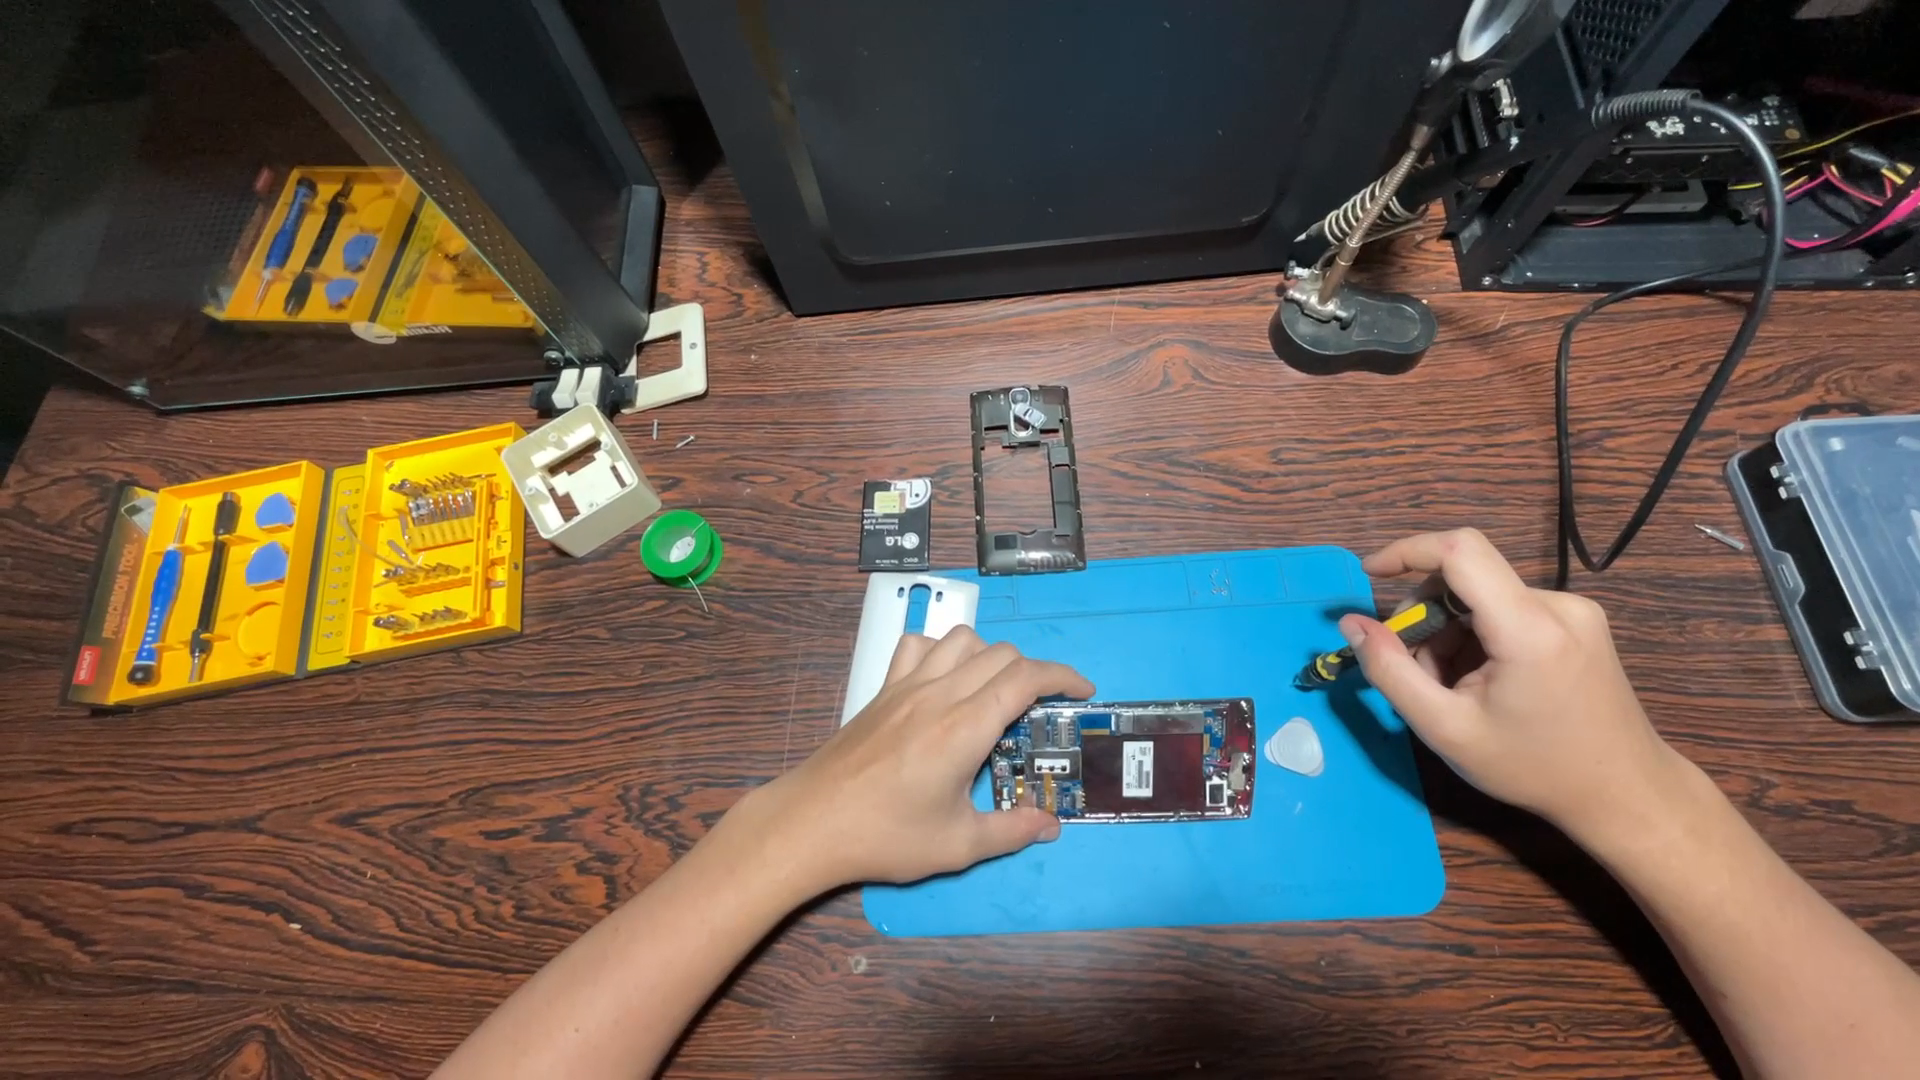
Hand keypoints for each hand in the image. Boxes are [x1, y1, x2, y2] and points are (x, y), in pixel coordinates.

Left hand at [729, 626, 1093, 892]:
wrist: (811, 823)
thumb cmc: (886, 835)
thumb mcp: (958, 844)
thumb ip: (1011, 831)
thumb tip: (1050, 824)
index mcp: (965, 727)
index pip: (1026, 679)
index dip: (1063, 677)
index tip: (1083, 691)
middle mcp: (940, 693)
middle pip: (1001, 653)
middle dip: (1034, 671)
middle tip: (1041, 708)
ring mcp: (906, 685)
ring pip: (960, 638)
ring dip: (989, 654)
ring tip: (995, 690)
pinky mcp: (882, 689)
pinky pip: (915, 646)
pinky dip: (939, 650)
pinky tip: (942, 679)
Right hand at [1342, 529, 1686, 843]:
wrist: (1627, 796)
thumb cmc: (1532, 767)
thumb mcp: (1444, 728)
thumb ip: (1389, 670)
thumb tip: (1350, 623)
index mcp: (1529, 628)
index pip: (1459, 551)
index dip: (1406, 551)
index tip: (1368, 573)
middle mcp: (1557, 605)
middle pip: (1463, 579)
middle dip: (1422, 617)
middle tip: (1413, 671)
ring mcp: (1573, 612)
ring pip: (1478, 596)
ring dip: (1445, 631)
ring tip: (1447, 686)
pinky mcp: (1576, 622)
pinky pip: (1502, 609)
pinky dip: (1472, 636)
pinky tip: (1476, 680)